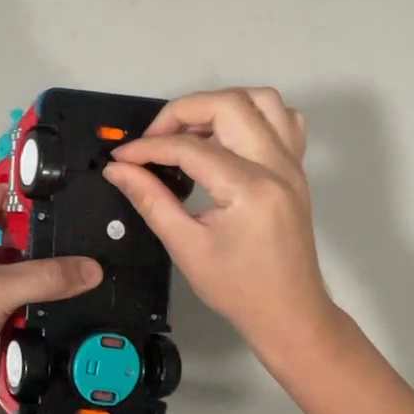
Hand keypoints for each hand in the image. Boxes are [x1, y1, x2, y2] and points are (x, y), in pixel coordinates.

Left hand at [0, 185, 102, 413]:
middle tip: (75, 234)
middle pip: (5, 236)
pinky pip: (25, 302)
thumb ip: (46, 277)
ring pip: (19, 272)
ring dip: (44, 271)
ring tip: (83, 265)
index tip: (38, 196)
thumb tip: (92, 268)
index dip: (2, 192)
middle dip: (35, 235)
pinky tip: (73, 300)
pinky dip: (44, 301)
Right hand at [102, 88, 335, 362]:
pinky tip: (227, 138)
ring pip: (263, 100)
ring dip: (220, 105)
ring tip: (190, 132)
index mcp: (249, 188)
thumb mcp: (184, 246)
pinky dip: (253, 116)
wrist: (288, 312)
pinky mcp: (295, 170)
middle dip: (182, 111)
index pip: (190, 147)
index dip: (148, 147)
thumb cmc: (237, 288)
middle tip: (154, 140)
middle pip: (229, 104)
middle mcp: (276, 166)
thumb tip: (117, 170)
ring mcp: (292, 164)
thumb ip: (150, 199)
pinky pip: (284, 120)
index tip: (120, 159)